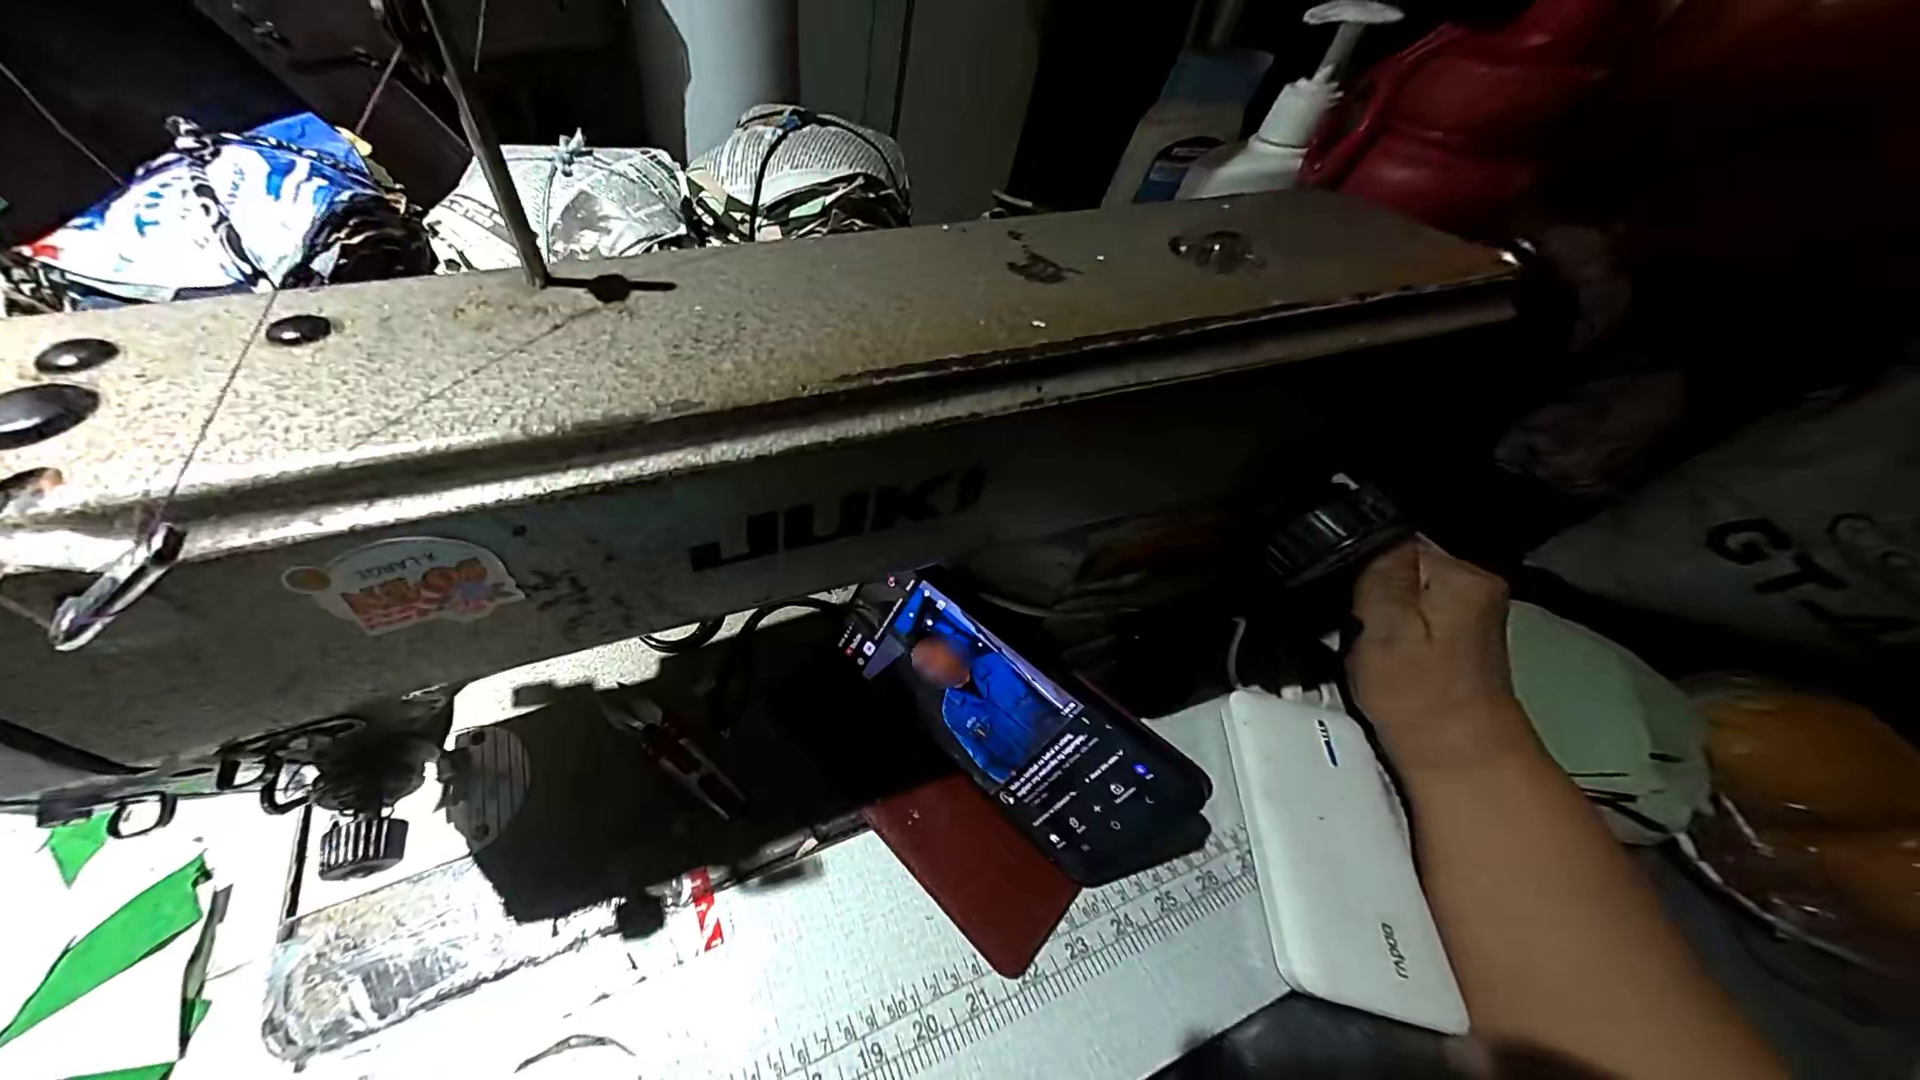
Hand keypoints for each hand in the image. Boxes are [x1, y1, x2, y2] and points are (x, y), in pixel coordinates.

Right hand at [1348, 539, 1532, 774]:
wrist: (1458, 759)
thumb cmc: (1418, 695)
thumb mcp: (1386, 628)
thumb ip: (1380, 573)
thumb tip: (1373, 533)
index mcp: (1461, 575)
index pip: (1394, 539)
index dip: (1356, 561)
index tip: (1340, 595)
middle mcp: (1474, 585)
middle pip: (1398, 562)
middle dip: (1364, 585)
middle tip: (1349, 621)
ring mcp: (1469, 611)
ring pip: (1400, 588)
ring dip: (1374, 608)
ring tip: (1361, 637)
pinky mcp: (1457, 636)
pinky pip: (1410, 611)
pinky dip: (1387, 626)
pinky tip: (1377, 649)